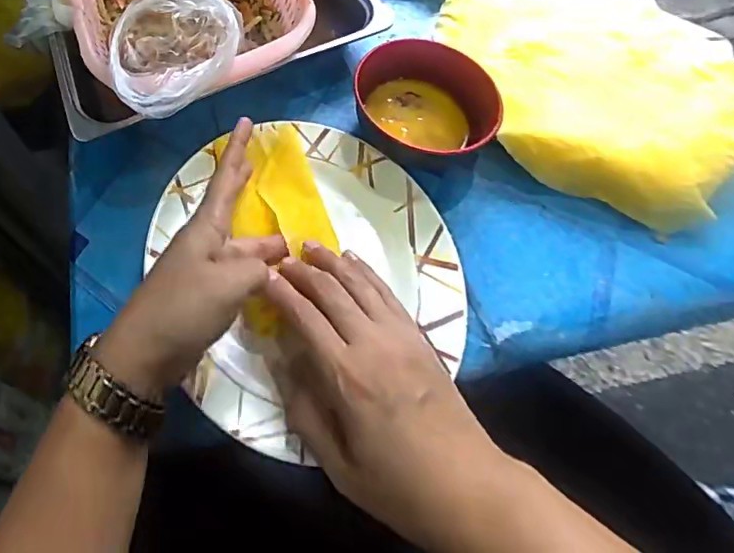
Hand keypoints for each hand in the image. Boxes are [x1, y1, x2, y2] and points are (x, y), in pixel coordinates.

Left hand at [95, 118, 288, 396]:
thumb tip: (275, 264)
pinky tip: (276, 276)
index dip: (237, 151)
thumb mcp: (228, 283)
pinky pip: (241, 273)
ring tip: (292, 236)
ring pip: (243, 246)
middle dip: (243, 182)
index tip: (245, 121)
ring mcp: (206, 270)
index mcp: (206, 229)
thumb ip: (258, 268)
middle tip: (257, 160)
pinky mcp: (209, 296)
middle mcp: (206, 243)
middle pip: (231, 205)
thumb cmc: (184, 306)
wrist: (147, 350)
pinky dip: (260, 271)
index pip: (225, 180)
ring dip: (265, 240)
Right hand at [264, 244, 503, 547]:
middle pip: (330, 291)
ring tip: (309, 245)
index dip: (280, 290)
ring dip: (331, 261)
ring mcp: (399, 336)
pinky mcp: (419, 336)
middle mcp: (371, 344)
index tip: (261, 275)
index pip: (304, 316)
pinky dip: (365, 271)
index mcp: (346, 375)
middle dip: (301, 269)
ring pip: (359, 283)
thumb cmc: (399, 484)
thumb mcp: (339, 466)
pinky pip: (387, 292)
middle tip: (280, 257)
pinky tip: (351, 259)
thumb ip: (304, 412)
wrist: (471, 488)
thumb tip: (280, 363)